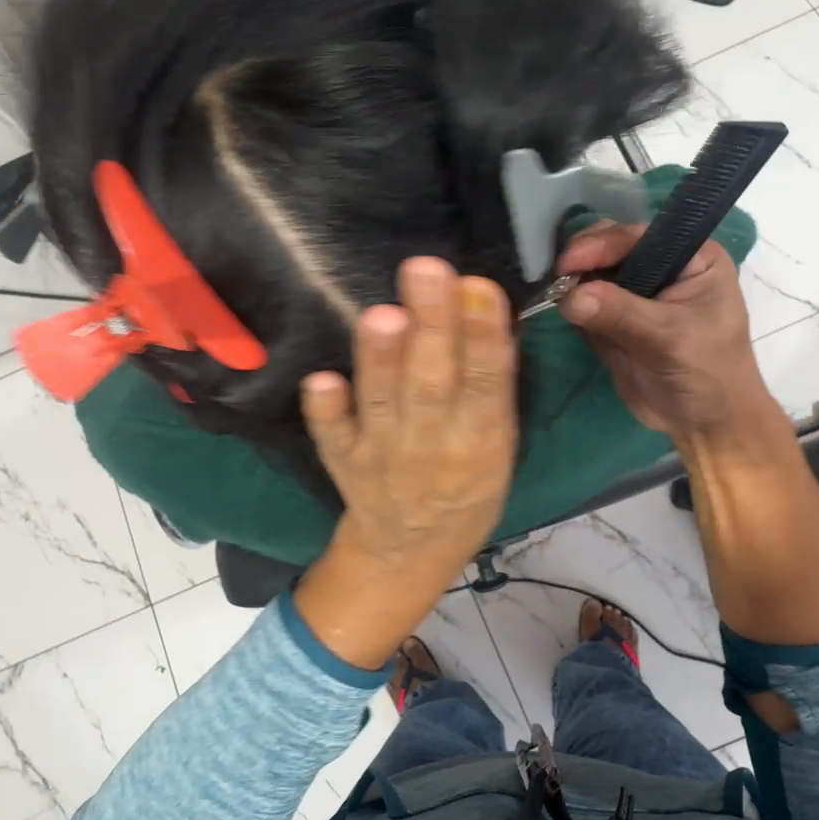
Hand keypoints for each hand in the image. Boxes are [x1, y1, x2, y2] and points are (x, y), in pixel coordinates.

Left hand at [291, 257, 517, 669]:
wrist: (412, 549)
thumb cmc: (465, 485)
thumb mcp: (498, 444)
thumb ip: (491, 386)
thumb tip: (483, 307)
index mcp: (483, 440)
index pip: (486, 381)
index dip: (482, 334)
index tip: (476, 286)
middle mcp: (434, 444)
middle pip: (433, 380)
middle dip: (431, 326)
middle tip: (425, 270)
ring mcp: (385, 454)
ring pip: (384, 401)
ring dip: (381, 360)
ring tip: (382, 316)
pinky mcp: (346, 461)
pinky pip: (334, 438)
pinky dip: (326, 413)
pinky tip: (319, 383)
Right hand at [555, 223, 770, 439]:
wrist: (705, 424)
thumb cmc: (707, 373)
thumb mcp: (669, 338)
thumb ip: (621, 313)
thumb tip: (569, 297)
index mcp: (690, 258)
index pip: (637, 237)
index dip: (601, 245)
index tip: (568, 263)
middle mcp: (660, 268)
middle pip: (609, 249)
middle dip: (582, 261)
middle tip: (557, 279)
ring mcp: (634, 293)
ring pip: (591, 275)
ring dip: (570, 283)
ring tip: (553, 294)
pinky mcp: (613, 319)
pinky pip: (583, 304)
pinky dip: (569, 307)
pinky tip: (561, 311)